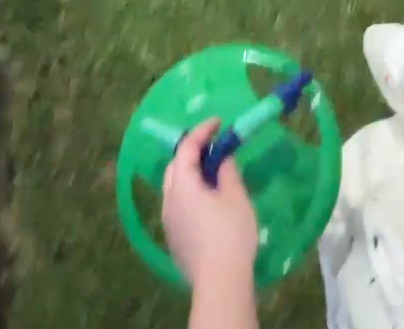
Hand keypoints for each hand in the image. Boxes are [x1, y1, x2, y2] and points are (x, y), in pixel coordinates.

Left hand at [163, 118, 260, 289]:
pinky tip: (208, 198)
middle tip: (214, 144)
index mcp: (182, 185)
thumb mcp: (235, 196)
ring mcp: (168, 221)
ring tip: (213, 170)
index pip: (186, 148)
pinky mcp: (174, 237)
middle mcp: (168, 200)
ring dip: (190, 172)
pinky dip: (190, 191)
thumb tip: (222, 158)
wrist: (220, 281)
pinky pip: (178, 203)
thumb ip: (227, 171)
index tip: (219, 122)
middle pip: (175, 166)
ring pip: (175, 186)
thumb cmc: (230, 233)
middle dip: (192, 151)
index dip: (202, 131)